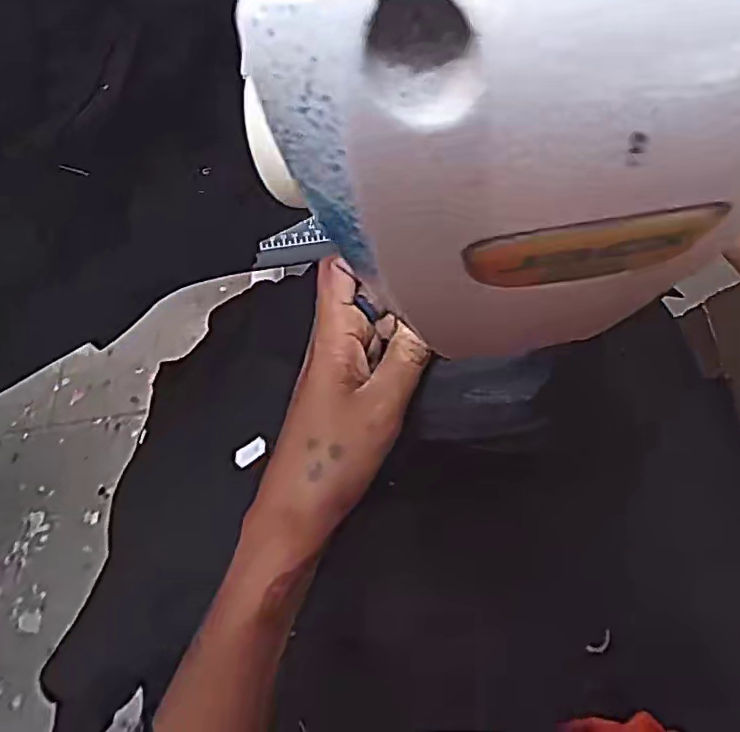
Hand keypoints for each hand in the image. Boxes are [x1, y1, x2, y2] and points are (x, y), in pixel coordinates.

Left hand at [244, 257, 431, 558]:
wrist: (299, 509)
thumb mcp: (383, 404)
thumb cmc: (329, 461)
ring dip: (402, 315)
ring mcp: (342, 362)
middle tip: (438, 273)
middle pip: (364, 291)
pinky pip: (377, 349)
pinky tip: (424, 346)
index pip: (338, 268)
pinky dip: (399, 344)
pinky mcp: (351, 384)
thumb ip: (410, 354)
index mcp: (331, 334)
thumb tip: (434, 315)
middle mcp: (334, 340)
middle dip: (398, 282)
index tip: (401, 230)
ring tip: (439, 305)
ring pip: (375, 321)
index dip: (363, 243)